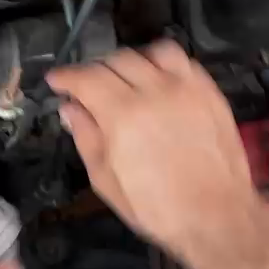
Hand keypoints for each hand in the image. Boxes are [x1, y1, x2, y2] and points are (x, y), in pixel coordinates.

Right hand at [48, 40, 260, 263]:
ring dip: (130, 61)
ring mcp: (186, 89)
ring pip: (151, 52)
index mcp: (122, 115)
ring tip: (123, 78)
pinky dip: (162, 65)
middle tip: (85, 86)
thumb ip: (85, 137)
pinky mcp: (210, 93)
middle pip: (116, 60)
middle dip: (93, 70)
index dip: (65, 76)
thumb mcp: (104, 179)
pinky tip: (156, 82)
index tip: (55, 81)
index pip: (86, 78)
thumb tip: (70, 109)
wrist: (214, 215)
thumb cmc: (153, 206)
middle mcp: (154, 92)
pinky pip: (183, 62)